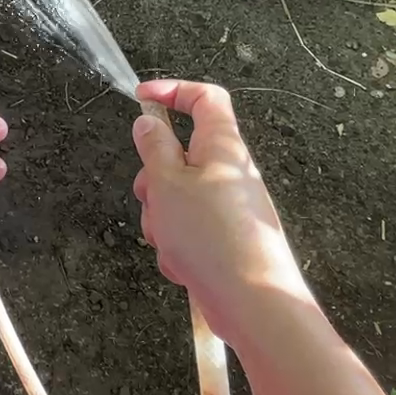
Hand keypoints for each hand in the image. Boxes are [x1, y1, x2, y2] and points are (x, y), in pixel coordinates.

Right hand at [132, 80, 310, 345]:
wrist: (254, 304)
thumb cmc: (210, 235)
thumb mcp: (167, 182)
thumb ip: (154, 147)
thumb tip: (148, 122)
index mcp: (221, 146)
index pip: (205, 98)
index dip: (173, 90)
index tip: (141, 98)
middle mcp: (228, 172)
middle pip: (180, 153)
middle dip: (154, 176)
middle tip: (149, 194)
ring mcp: (228, 207)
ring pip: (178, 196)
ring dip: (162, 216)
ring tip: (169, 238)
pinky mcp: (224, 239)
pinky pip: (187, 228)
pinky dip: (177, 242)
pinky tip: (182, 263)